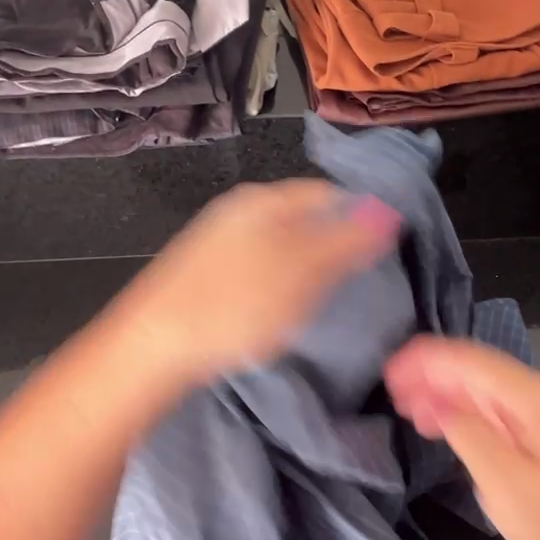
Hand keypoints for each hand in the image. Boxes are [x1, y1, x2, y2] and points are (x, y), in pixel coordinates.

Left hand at [100, 180, 400, 392]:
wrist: (151, 345)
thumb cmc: (234, 305)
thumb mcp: (302, 272)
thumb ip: (347, 241)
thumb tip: (389, 211)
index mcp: (263, 201)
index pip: (328, 193)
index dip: (358, 219)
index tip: (378, 257)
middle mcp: (237, 210)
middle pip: (302, 218)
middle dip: (329, 247)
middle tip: (349, 286)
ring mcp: (215, 240)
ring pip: (278, 244)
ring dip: (301, 269)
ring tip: (312, 305)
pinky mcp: (200, 272)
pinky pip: (253, 268)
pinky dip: (272, 286)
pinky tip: (270, 314)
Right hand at [385, 336, 539, 539]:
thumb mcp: (503, 483)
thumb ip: (467, 433)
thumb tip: (435, 401)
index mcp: (535, 400)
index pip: (471, 362)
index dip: (427, 360)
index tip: (391, 371)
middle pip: (476, 369)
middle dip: (431, 373)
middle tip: (392, 389)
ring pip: (482, 387)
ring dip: (443, 391)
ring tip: (405, 405)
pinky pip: (493, 407)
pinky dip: (462, 409)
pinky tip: (437, 422)